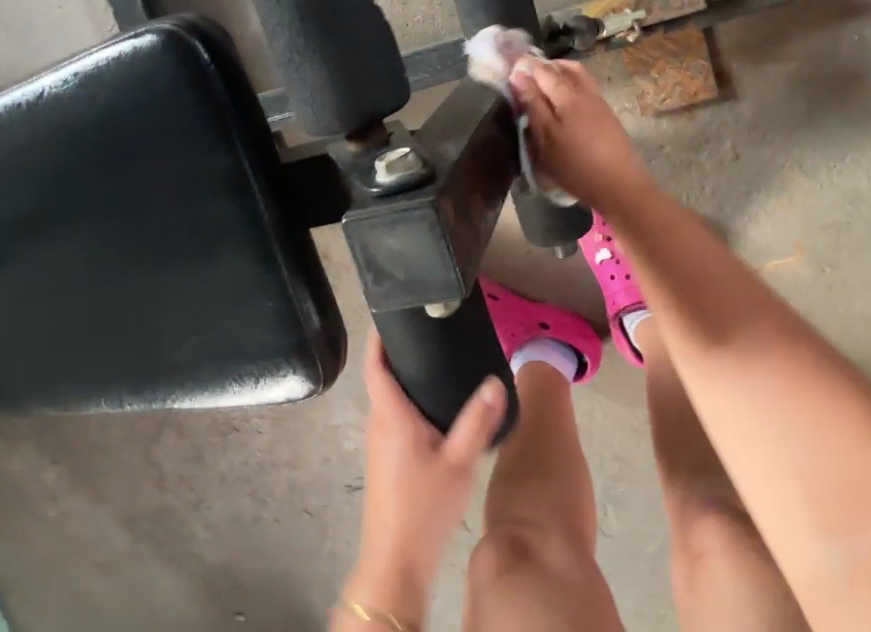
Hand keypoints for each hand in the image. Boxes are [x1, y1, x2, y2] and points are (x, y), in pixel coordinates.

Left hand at [345, 336, 506, 617]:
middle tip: (432, 328)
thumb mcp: (459, 461)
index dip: (378, 336)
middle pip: (383, 376)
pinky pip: (397, 416)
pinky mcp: (387, 459)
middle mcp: (379, 423)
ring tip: (441, 359)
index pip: (375, 364)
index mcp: (390, 415)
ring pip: (391, 398)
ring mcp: (380, 442)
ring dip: (408, 378)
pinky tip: (440, 405)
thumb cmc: (424, 506)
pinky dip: (413, 401)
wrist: (397, 558)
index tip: (392, 310)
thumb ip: (477, 420)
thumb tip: (495, 380)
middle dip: (402, 351)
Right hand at [509, 58, 652, 208]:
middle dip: (543, 66)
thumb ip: (532, 105)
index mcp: (567, 95)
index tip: (509, 70)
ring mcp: (599, 101)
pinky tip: (562, 100)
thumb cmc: (574, 165)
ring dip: (559, 72)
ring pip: (577, 74)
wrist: (619, 184)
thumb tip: (518, 75)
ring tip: (542, 85)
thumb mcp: (545, 139)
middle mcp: (585, 91)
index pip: (542, 69)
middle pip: (563, 67)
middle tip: (525, 76)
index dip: (524, 66)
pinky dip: (571, 83)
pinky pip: (586, 86)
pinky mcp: (606, 113)